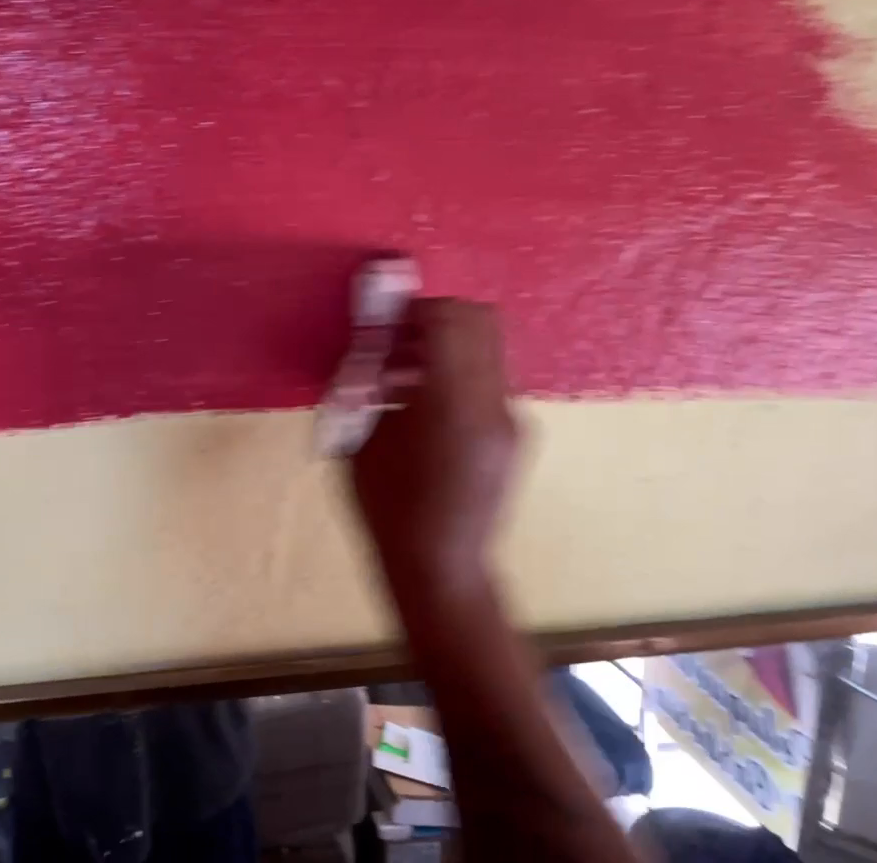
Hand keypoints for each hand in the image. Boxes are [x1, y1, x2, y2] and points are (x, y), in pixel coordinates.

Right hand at [349, 298, 522, 580]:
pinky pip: (488, 380)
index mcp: (450, 406)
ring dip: (446, 344)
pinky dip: (457, 373)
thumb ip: (369, 385)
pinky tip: (422, 407)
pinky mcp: (516, 433)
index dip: (412, 308)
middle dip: (435, 317)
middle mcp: (493, 404)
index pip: (447, 321)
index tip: (383, 320)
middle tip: (395, 338)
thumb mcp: (360, 442)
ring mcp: (511, 419)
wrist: (441, 568)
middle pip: (479, 321)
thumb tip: (369, 343)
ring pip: (487, 347)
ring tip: (402, 376)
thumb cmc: (386, 509)